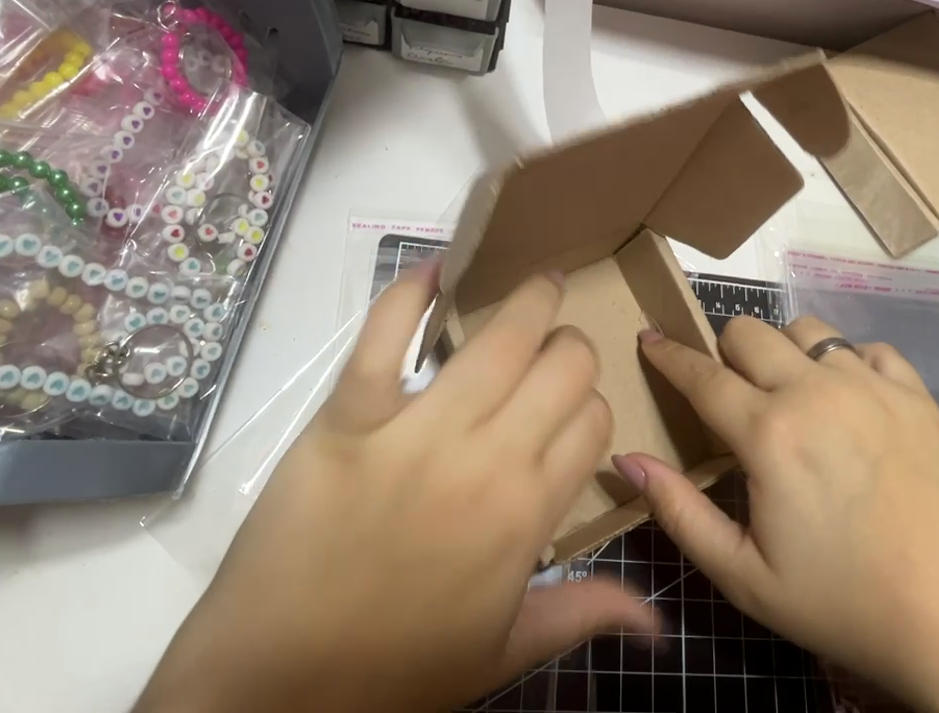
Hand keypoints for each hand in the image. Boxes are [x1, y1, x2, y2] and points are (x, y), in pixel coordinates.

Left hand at [138, 265, 658, 712]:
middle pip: (563, 363)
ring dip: (527, 299)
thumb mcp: (502, 652)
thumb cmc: (396, 670)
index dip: (591, 402)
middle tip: (556, 341)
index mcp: (527, 514)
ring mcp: (417, 431)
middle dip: (571, 342)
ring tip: (534, 283)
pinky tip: (433, 269)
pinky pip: (384, 334)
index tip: (573, 404)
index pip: (593, 419)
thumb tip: (660, 621)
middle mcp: (487, 458)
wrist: (278, 687)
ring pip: (499, 338)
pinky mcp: (349, 414)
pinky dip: (410, 292)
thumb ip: (585, 613)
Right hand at [619, 317, 938, 712]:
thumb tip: (626, 458)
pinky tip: (850, 402)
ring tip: (791, 396)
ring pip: (806, 330)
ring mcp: (872, 386)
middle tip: (730, 395)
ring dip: (784, 352)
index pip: (701, 374)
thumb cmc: (845, 603)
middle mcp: (816, 391)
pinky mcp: (917, 394)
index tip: (649, 337)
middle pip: (749, 332)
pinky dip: (846, 363)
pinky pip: (867, 348)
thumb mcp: (744, 576)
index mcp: (768, 434)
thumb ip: (678, 511)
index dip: (668, 353)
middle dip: (725, 353)